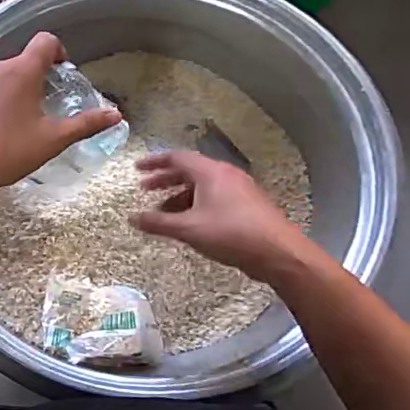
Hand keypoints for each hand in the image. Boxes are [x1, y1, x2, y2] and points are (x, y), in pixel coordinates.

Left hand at [0, 32, 122, 198]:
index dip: (57, 52)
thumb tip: (115, 114)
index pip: (45, 41)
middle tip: (37, 109)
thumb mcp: (53, 140)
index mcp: (23, 71)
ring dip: (7, 90)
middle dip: (32, 79)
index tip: (59, 72)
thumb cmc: (10, 153)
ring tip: (10, 121)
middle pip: (20, 62)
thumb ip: (86, 123)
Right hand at [129, 149, 316, 279]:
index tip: (137, 169)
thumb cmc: (230, 234)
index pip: (176, 158)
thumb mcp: (188, 229)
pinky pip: (215, 196)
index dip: (154, 162)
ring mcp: (239, 188)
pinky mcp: (247, 204)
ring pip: (202, 185)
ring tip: (164, 212)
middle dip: (165, 180)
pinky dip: (196, 204)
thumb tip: (131, 218)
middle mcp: (225, 174)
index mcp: (210, 172)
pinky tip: (190, 223)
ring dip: (180, 195)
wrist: (278, 252)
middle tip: (145, 189)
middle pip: (189, 170)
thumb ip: (157, 223)